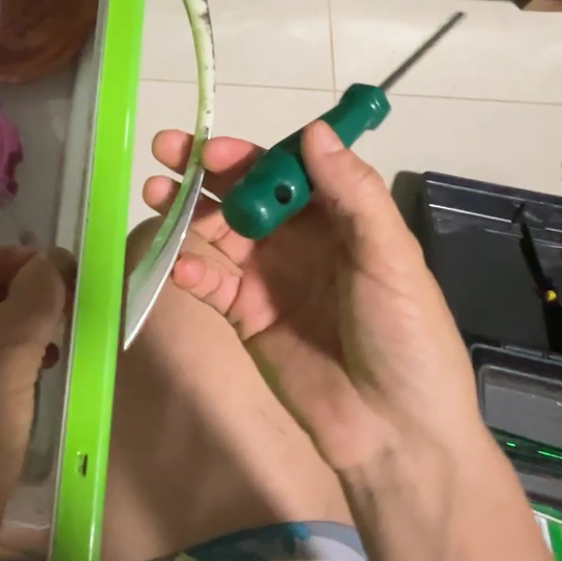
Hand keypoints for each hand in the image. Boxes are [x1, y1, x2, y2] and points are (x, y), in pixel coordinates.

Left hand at [0, 242, 69, 521]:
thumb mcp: (10, 347)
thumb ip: (37, 292)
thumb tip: (53, 263)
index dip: (18, 261)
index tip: (63, 285)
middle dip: (20, 297)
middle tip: (63, 320)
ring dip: (16, 329)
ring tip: (52, 352)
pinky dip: (1, 359)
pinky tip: (31, 379)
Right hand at [143, 124, 482, 472]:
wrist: (395, 432)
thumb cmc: (406, 335)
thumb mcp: (391, 258)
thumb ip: (353, 193)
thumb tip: (316, 128)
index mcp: (338, 219)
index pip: (285, 170)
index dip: (249, 153)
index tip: (213, 147)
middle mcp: (298, 240)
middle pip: (243, 194)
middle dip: (204, 171)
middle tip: (165, 151)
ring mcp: (268, 278)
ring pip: (218, 231)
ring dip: (186, 211)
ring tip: (155, 194)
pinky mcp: (246, 316)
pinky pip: (212, 284)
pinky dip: (191, 271)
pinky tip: (180, 268)